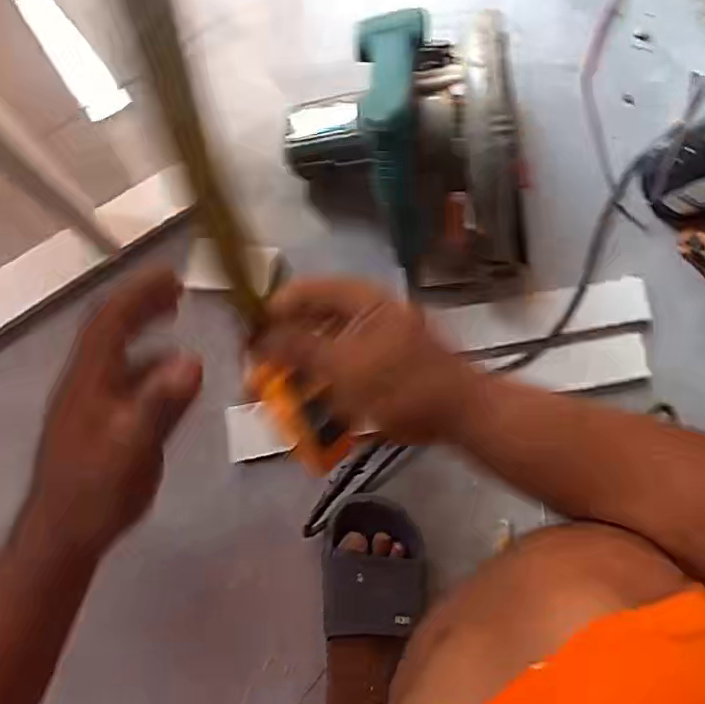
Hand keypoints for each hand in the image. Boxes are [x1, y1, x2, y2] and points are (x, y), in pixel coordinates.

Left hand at [18, 268, 202, 558]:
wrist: (64, 535)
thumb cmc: (97, 491)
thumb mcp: (134, 447)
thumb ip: (161, 403)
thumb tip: (193, 359)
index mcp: (90, 381)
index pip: (110, 322)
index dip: (138, 293)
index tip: (172, 274)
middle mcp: (88, 382)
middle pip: (110, 328)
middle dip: (141, 300)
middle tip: (176, 286)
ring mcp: (93, 401)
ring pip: (116, 349)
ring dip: (143, 323)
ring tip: (174, 311)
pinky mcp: (102, 419)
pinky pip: (126, 373)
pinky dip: (149, 356)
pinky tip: (172, 366)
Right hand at [259, 277, 483, 443]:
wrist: (458, 412)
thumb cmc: (403, 384)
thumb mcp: (344, 366)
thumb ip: (298, 348)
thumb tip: (258, 337)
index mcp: (361, 299)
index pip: (304, 291)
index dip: (272, 311)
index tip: (246, 340)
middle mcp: (366, 313)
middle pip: (312, 320)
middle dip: (282, 348)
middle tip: (257, 375)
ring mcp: (375, 339)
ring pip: (324, 348)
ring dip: (300, 371)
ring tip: (276, 395)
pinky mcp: (381, 366)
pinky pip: (342, 369)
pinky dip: (323, 384)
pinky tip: (307, 406)